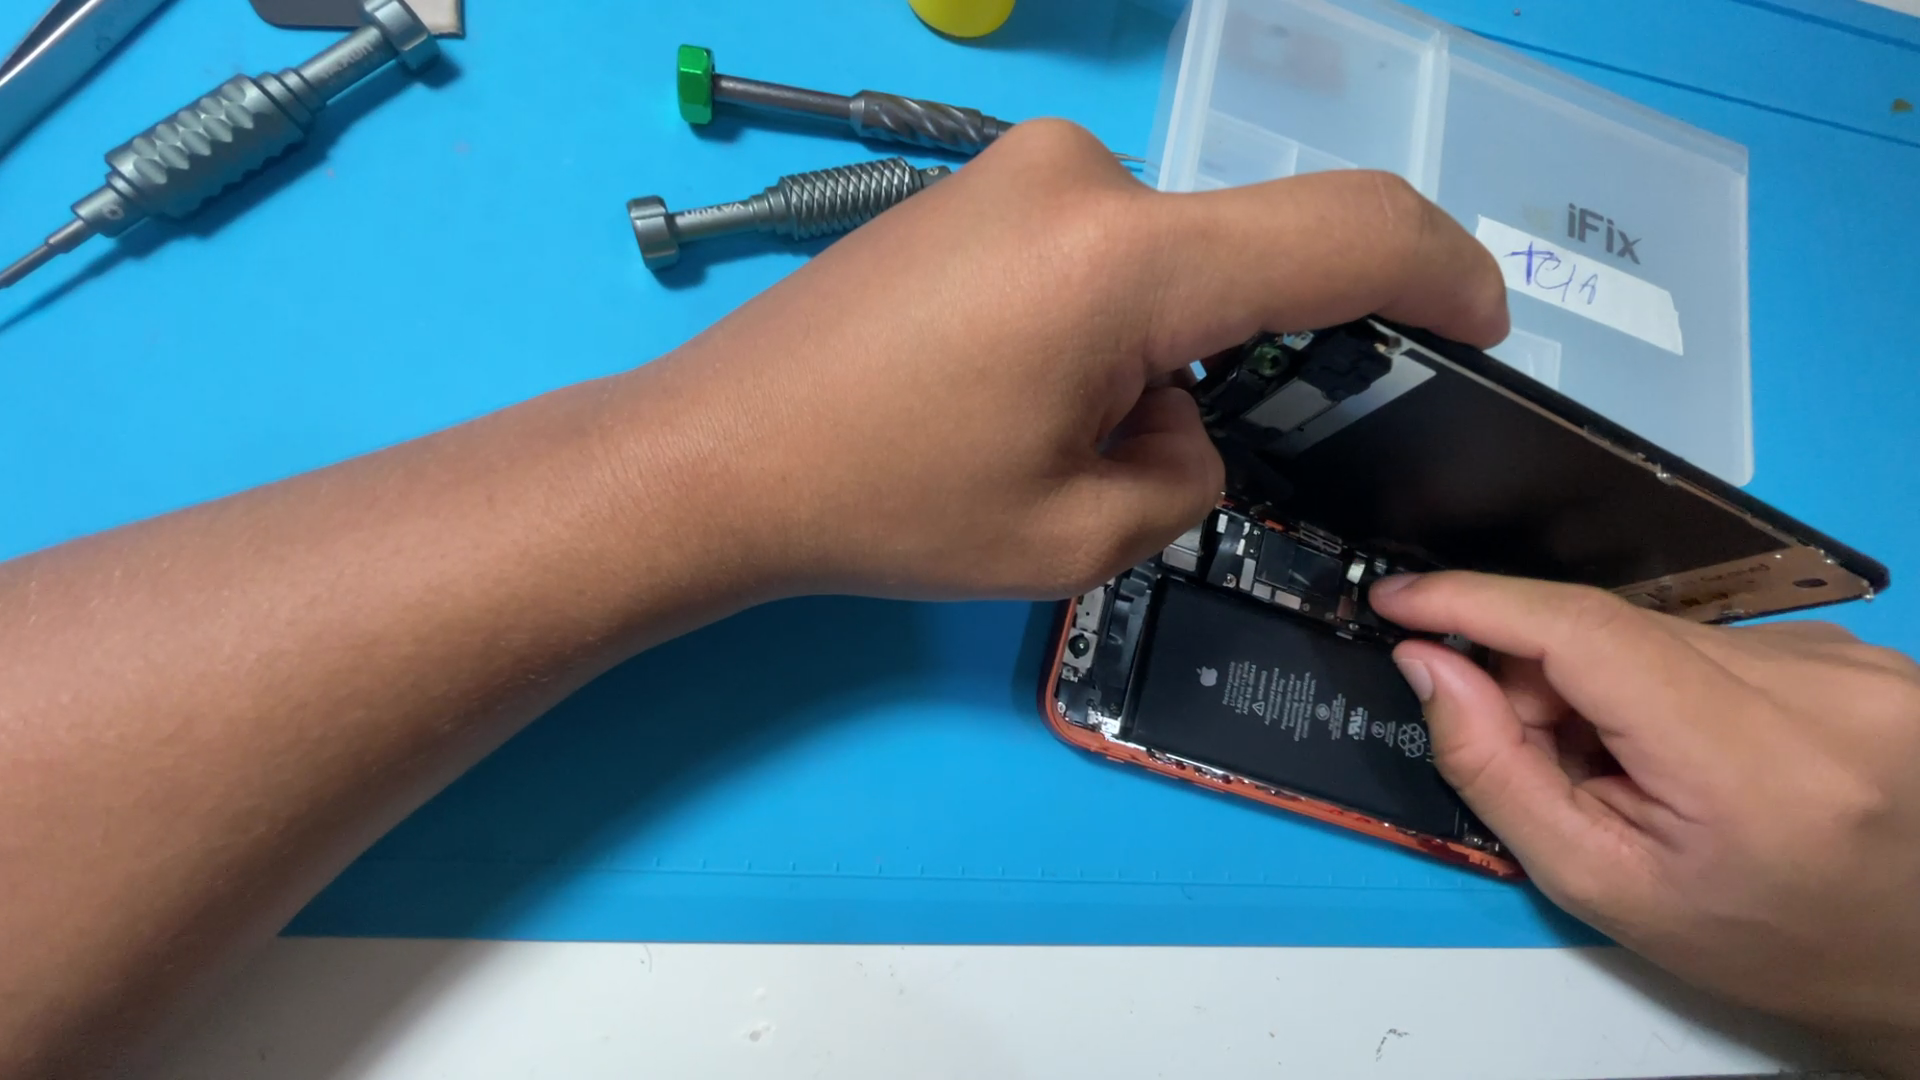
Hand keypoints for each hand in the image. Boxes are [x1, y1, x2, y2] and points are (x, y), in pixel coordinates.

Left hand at [642, 119, 1506, 599]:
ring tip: (1041, 443)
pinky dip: (1091, 332)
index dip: (1436, 272)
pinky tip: (1007, 398)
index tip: (1472, 321)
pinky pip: (1084, 258)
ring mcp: (1012, 176)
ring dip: (1145, 360)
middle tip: (1142, 462)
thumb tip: (1188, 422)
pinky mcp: (967, 198)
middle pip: (1231, 263)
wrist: (719, 459)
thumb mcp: (1073, 537)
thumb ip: (1184, 475)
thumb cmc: (887, 508)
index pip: (1343, 230)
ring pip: (1153, 271)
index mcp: (1121, 260)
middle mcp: (1077, 180)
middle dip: (1227, 368)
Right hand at [1371, 572, 1919, 1073]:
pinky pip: (1687, 636)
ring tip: (1623, 762)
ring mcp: (1848, 660)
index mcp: (1754, 760)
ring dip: (1586, 679)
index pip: (1583, 631)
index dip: (1473, 600)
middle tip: (1541, 751)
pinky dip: (1642, 677)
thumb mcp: (1589, 877)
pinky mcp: (1850, 651)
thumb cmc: (1746, 942)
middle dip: (1529, 674)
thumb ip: (1488, 763)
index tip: (1393, 596)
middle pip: (1600, 628)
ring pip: (1638, 628)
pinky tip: (1676, 742)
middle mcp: (1820, 685)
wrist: (1919, 968)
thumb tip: (1424, 658)